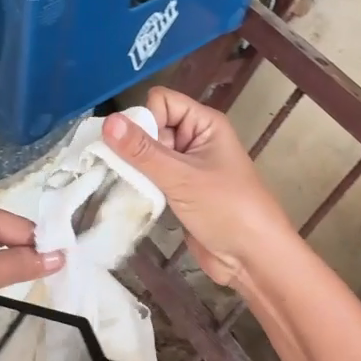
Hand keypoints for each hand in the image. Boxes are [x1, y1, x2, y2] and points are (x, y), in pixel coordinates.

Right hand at [102, 87, 292, 289]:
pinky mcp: (179, 191)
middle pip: (151, 127)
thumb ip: (143, 151)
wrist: (252, 259)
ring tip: (129, 187)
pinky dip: (141, 185)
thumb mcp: (182, 177)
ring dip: (136, 169)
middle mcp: (195, 139)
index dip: (146, 119)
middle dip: (136, 147)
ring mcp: (187, 167)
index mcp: (204, 124)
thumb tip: (107, 121)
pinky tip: (132, 198)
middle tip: (133, 173)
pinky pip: (151, 177)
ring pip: (148, 155)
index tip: (141, 149)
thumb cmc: (226, 209)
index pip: (161, 102)